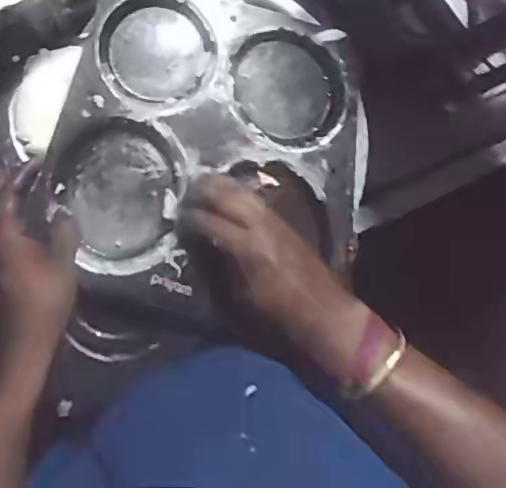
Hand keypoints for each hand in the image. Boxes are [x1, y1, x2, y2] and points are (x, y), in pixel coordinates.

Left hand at [0, 170, 78, 363]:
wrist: (20, 350)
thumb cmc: (42, 303)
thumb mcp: (62, 265)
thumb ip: (63, 234)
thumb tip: (62, 213)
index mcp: (3, 236)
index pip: (3, 195)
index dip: (15, 177)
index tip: (31, 163)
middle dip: (6, 188)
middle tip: (25, 173)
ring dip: (6, 206)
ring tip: (26, 194)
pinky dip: (8, 224)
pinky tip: (25, 228)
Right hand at [181, 173, 372, 377]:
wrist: (330, 316)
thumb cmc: (283, 319)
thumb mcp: (243, 300)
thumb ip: (217, 268)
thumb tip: (196, 247)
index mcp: (248, 248)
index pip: (209, 221)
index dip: (188, 219)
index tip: (175, 221)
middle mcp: (260, 226)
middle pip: (223, 193)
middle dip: (199, 191)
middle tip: (182, 196)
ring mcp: (272, 218)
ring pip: (238, 188)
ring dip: (216, 186)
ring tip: (198, 189)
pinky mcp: (281, 219)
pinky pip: (250, 195)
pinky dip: (232, 190)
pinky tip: (222, 195)